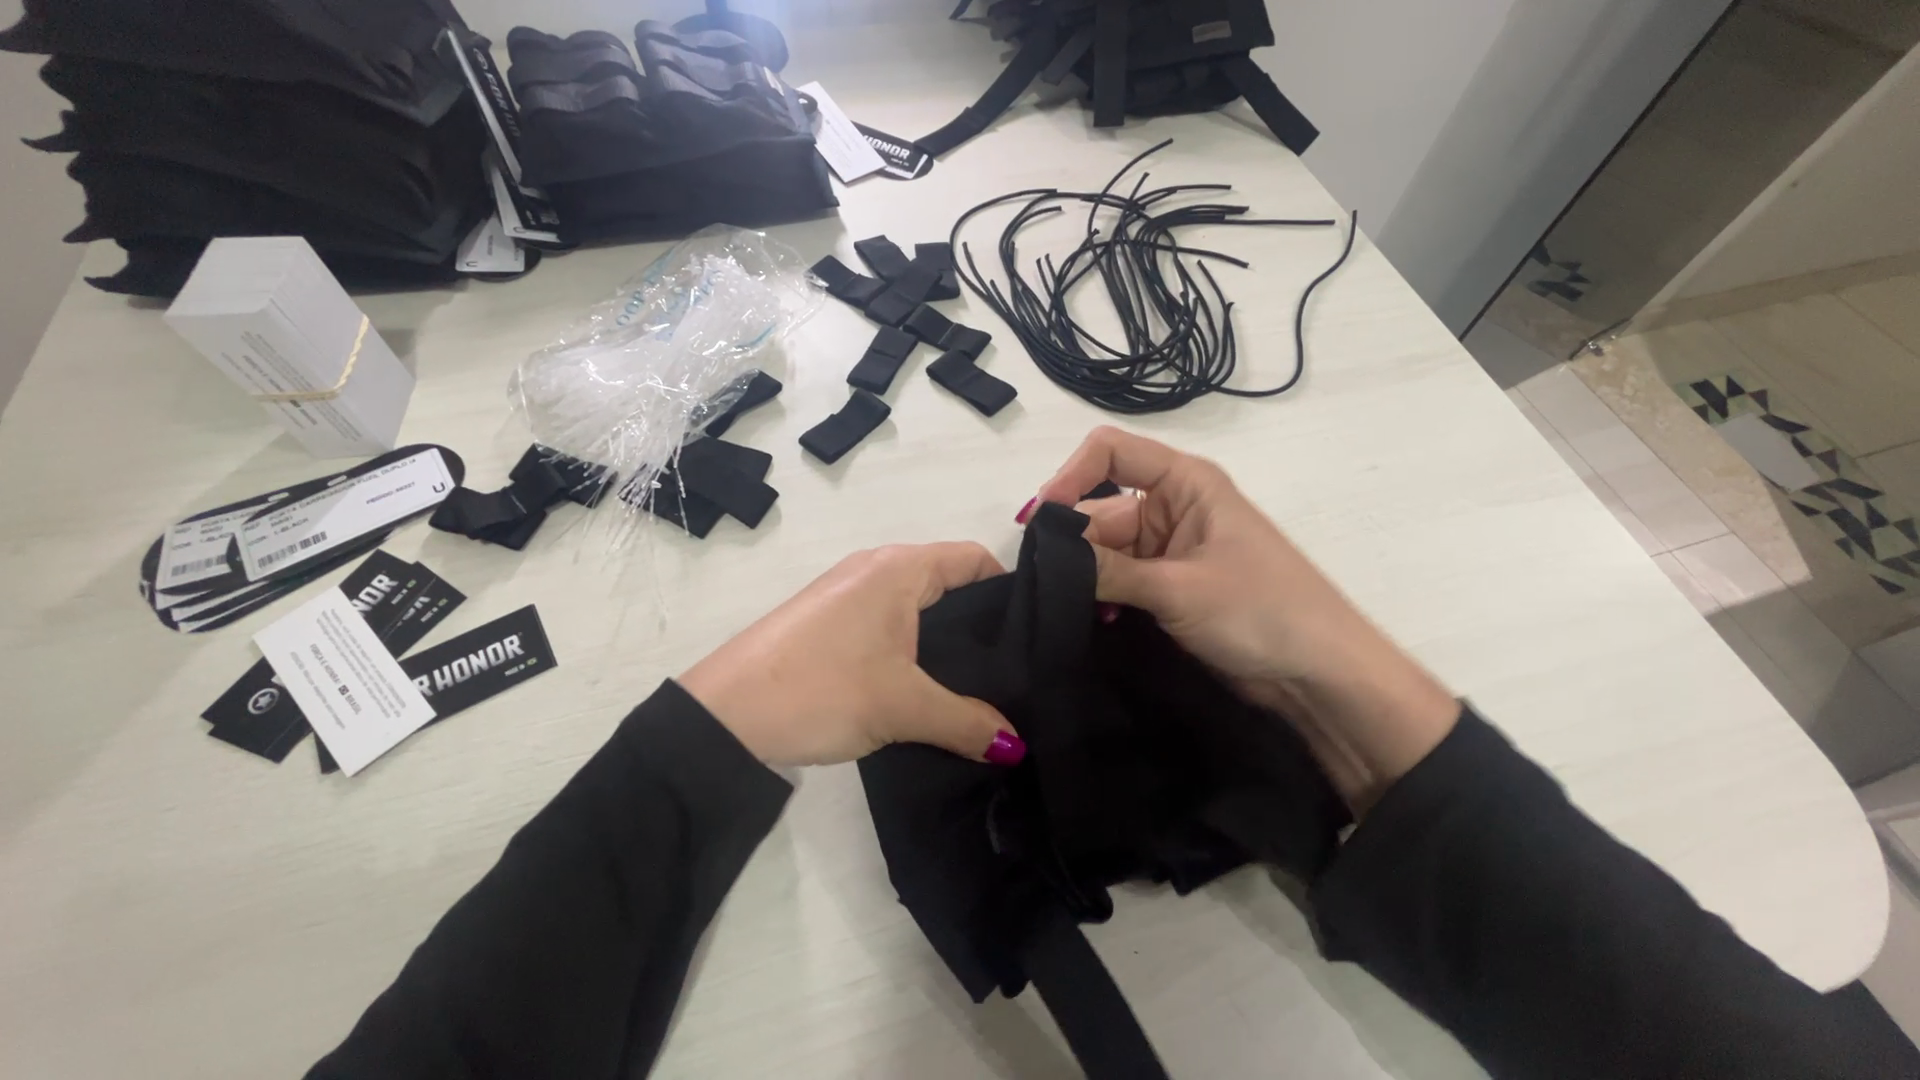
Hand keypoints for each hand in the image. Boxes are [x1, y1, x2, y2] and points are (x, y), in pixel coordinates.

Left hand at [679, 543, 1025, 767]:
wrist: (724, 715)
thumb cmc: (822, 688)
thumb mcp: (902, 707)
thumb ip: (967, 722)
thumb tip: (1016, 745)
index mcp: (899, 568)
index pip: (974, 560)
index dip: (1010, 590)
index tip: (1037, 635)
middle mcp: (875, 569)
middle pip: (949, 584)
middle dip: (982, 625)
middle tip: (1016, 672)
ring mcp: (848, 596)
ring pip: (917, 611)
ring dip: (946, 645)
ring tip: (980, 689)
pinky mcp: (829, 625)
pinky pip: (890, 628)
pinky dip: (915, 653)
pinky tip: (927, 693)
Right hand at [1032, 427, 1456, 811]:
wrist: (1318, 674)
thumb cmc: (1260, 610)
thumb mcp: (1177, 587)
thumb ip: (1106, 570)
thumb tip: (1045, 557)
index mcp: (1186, 482)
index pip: (1111, 452)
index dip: (1070, 477)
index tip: (1041, 521)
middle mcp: (1174, 506)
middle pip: (1101, 507)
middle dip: (1074, 541)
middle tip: (1047, 582)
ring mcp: (1171, 548)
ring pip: (1106, 547)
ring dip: (1086, 573)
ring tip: (1065, 605)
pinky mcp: (1170, 586)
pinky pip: (1120, 578)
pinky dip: (1102, 594)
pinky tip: (1094, 618)